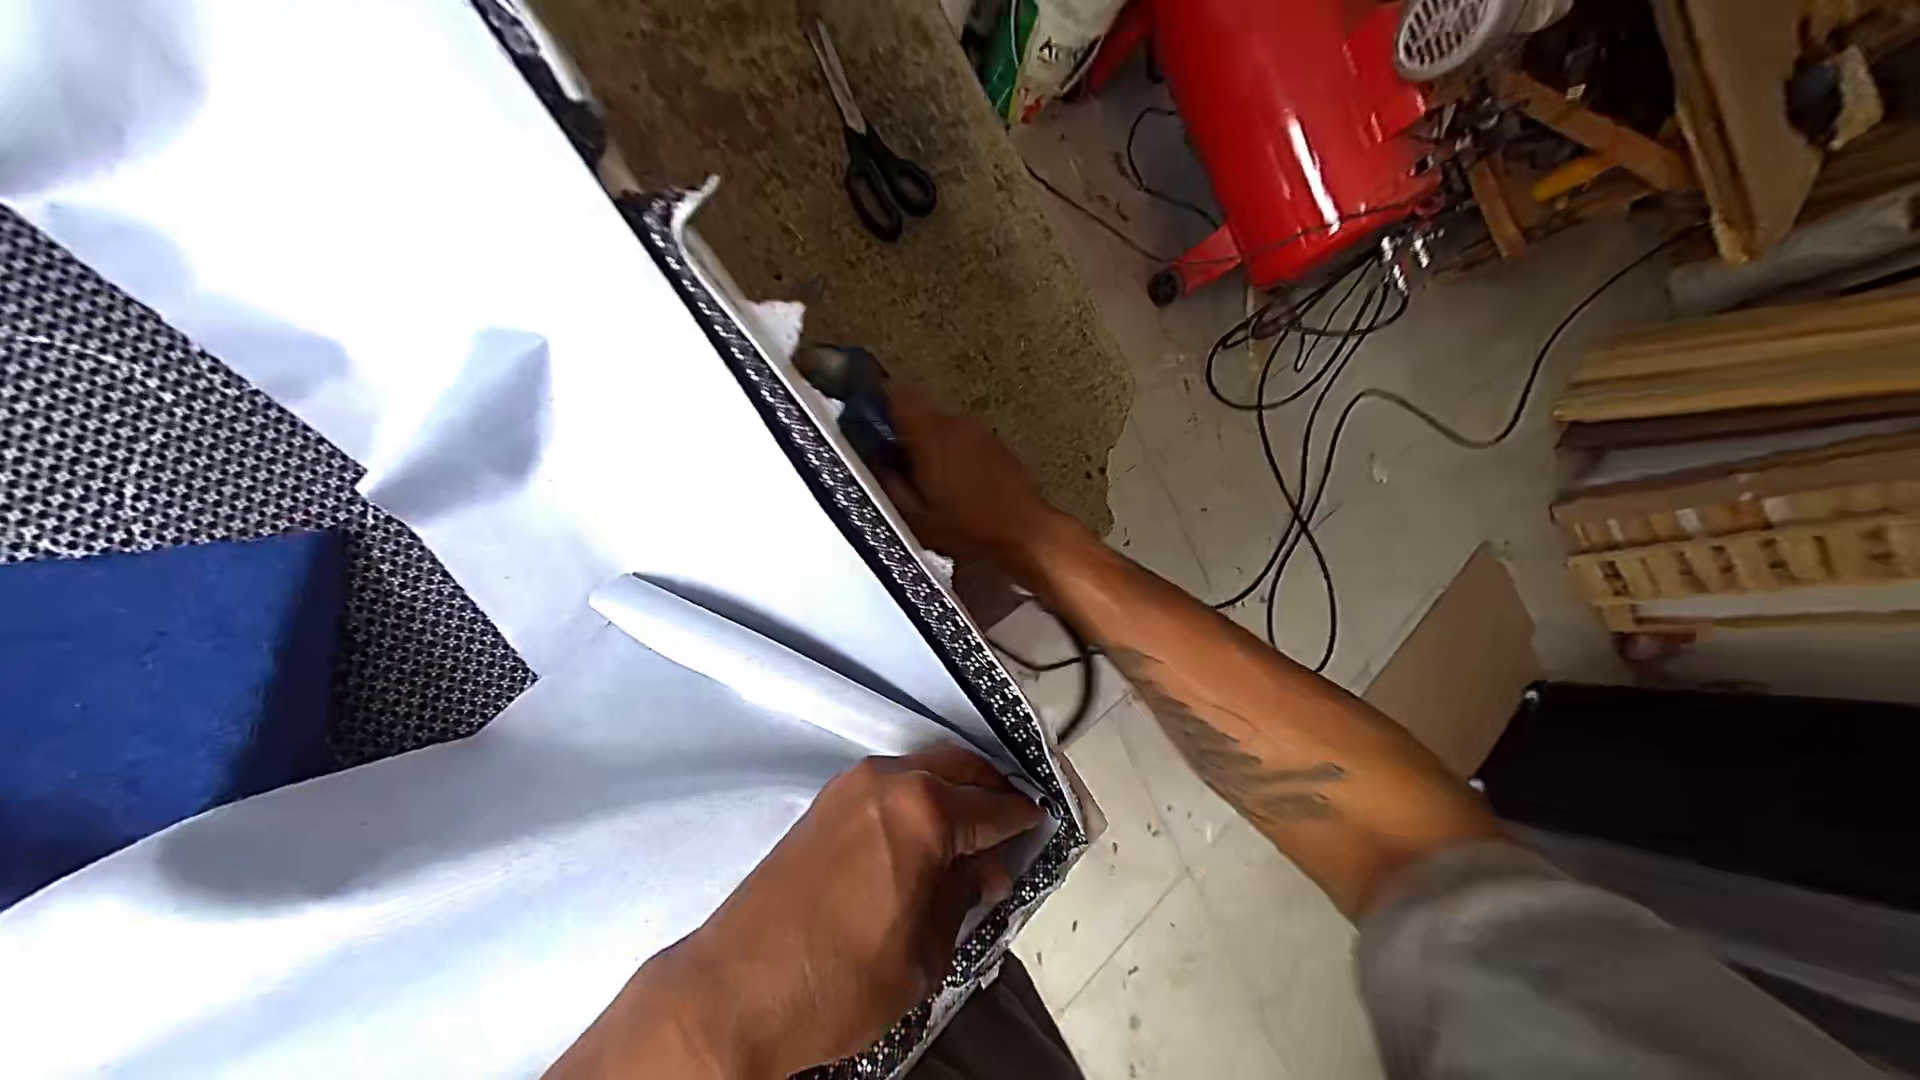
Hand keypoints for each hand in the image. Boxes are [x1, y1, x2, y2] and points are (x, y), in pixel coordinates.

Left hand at [546, 745, 1045, 1079]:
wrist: (732, 989)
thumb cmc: (838, 982)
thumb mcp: (923, 954)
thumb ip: (961, 897)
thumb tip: (984, 868)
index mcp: (922, 813)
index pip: (992, 808)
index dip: (1022, 818)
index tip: (1040, 824)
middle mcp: (889, 780)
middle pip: (961, 767)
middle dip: (993, 789)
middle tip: (1014, 818)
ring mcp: (853, 783)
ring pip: (925, 766)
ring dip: (956, 786)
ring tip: (975, 823)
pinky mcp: (828, 798)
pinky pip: (893, 779)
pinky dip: (921, 791)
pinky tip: (928, 824)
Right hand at [879, 383, 1067, 565]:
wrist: (1024, 532)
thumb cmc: (971, 529)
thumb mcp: (916, 517)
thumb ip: (889, 485)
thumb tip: (874, 465)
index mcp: (931, 436)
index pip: (896, 395)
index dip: (875, 400)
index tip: (863, 416)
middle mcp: (956, 424)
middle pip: (917, 410)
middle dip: (899, 429)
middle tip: (888, 458)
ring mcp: (978, 432)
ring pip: (939, 425)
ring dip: (924, 441)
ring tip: (920, 477)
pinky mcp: (994, 444)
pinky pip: (960, 437)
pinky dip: (947, 450)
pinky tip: (948, 481)